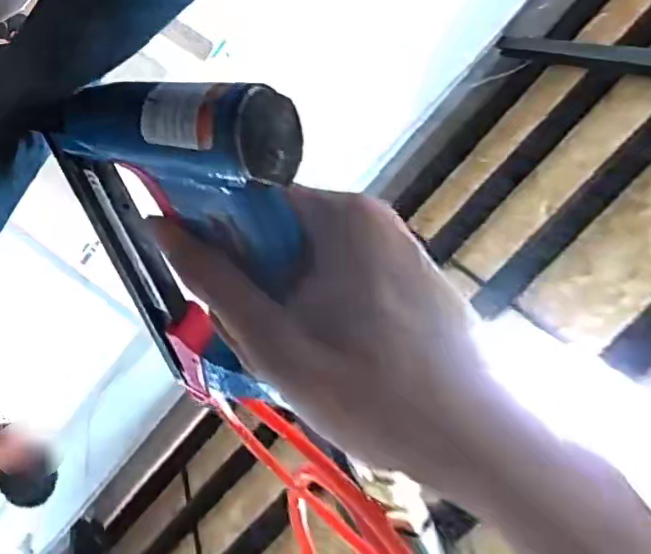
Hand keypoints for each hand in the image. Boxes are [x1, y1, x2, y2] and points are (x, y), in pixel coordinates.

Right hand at [148, 189, 650, 553]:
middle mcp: (368, 216)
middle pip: (272, 228)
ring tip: (291, 351)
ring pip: (301, 255)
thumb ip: (210, 278)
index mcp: (339, 214)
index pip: (247, 195)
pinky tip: (327, 353)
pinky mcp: (409, 276)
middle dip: (251, 276)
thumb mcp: (273, 341)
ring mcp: (393, 245)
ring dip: (280, 295)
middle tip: (252, 331)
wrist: (495, 455)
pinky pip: (336, 273)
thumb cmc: (375, 392)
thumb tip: (156, 222)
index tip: (204, 274)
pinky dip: (315, 303)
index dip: (214, 230)